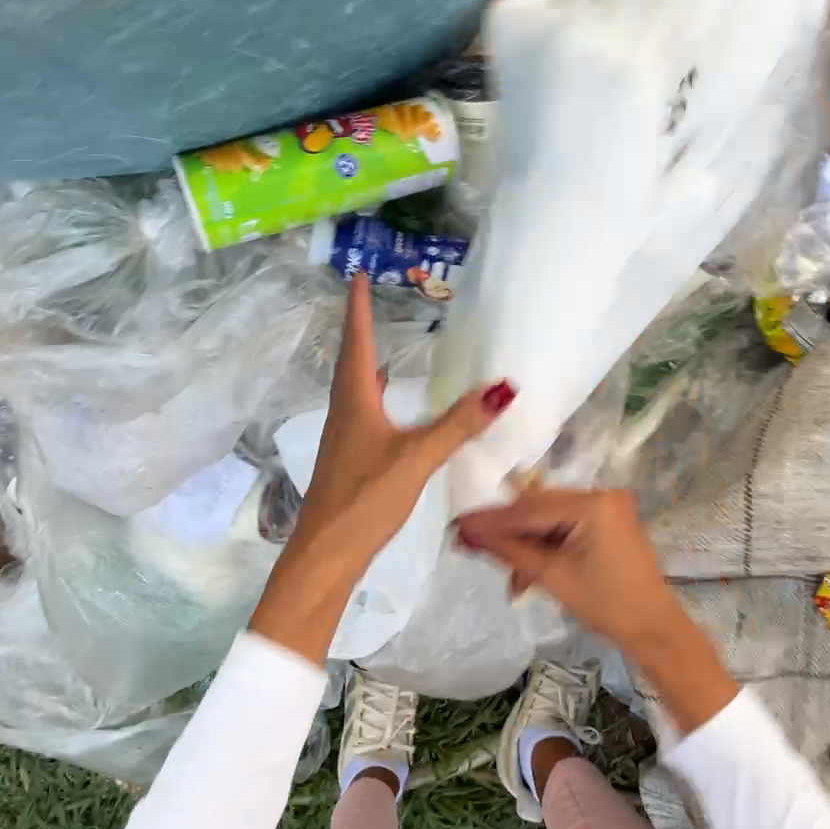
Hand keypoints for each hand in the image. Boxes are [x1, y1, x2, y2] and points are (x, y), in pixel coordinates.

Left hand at [249, 276, 514, 662]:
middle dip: (361, 328)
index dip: (358, 307)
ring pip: (354, 387)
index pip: (357, 342)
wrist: (326, 554)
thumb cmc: (365, 499)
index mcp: (355, 401)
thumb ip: (458, 424)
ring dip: (366, 361)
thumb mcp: (416, 458)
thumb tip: (503, 388)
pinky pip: (362, 411)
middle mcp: (345, 412)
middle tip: (370, 299)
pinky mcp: (349, 459)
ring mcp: (344, 437)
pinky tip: (387, 405)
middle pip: (351, 359)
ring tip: (382, 344)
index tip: (357, 274)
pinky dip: (375, 394)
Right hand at [453, 489, 738, 733]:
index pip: (530, 509)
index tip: (459, 524)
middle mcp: (600, 494)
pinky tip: (526, 564)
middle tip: (471, 542)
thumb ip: (507, 550)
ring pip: (548, 516)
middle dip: (507, 530)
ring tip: (505, 569)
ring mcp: (606, 505)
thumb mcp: (551, 576)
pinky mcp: (606, 519)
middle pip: (538, 507)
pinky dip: (544, 542)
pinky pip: (564, 523)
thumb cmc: (605, 604)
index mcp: (592, 503)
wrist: (652, 628)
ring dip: (524, 540)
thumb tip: (465, 532)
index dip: (493, 520)